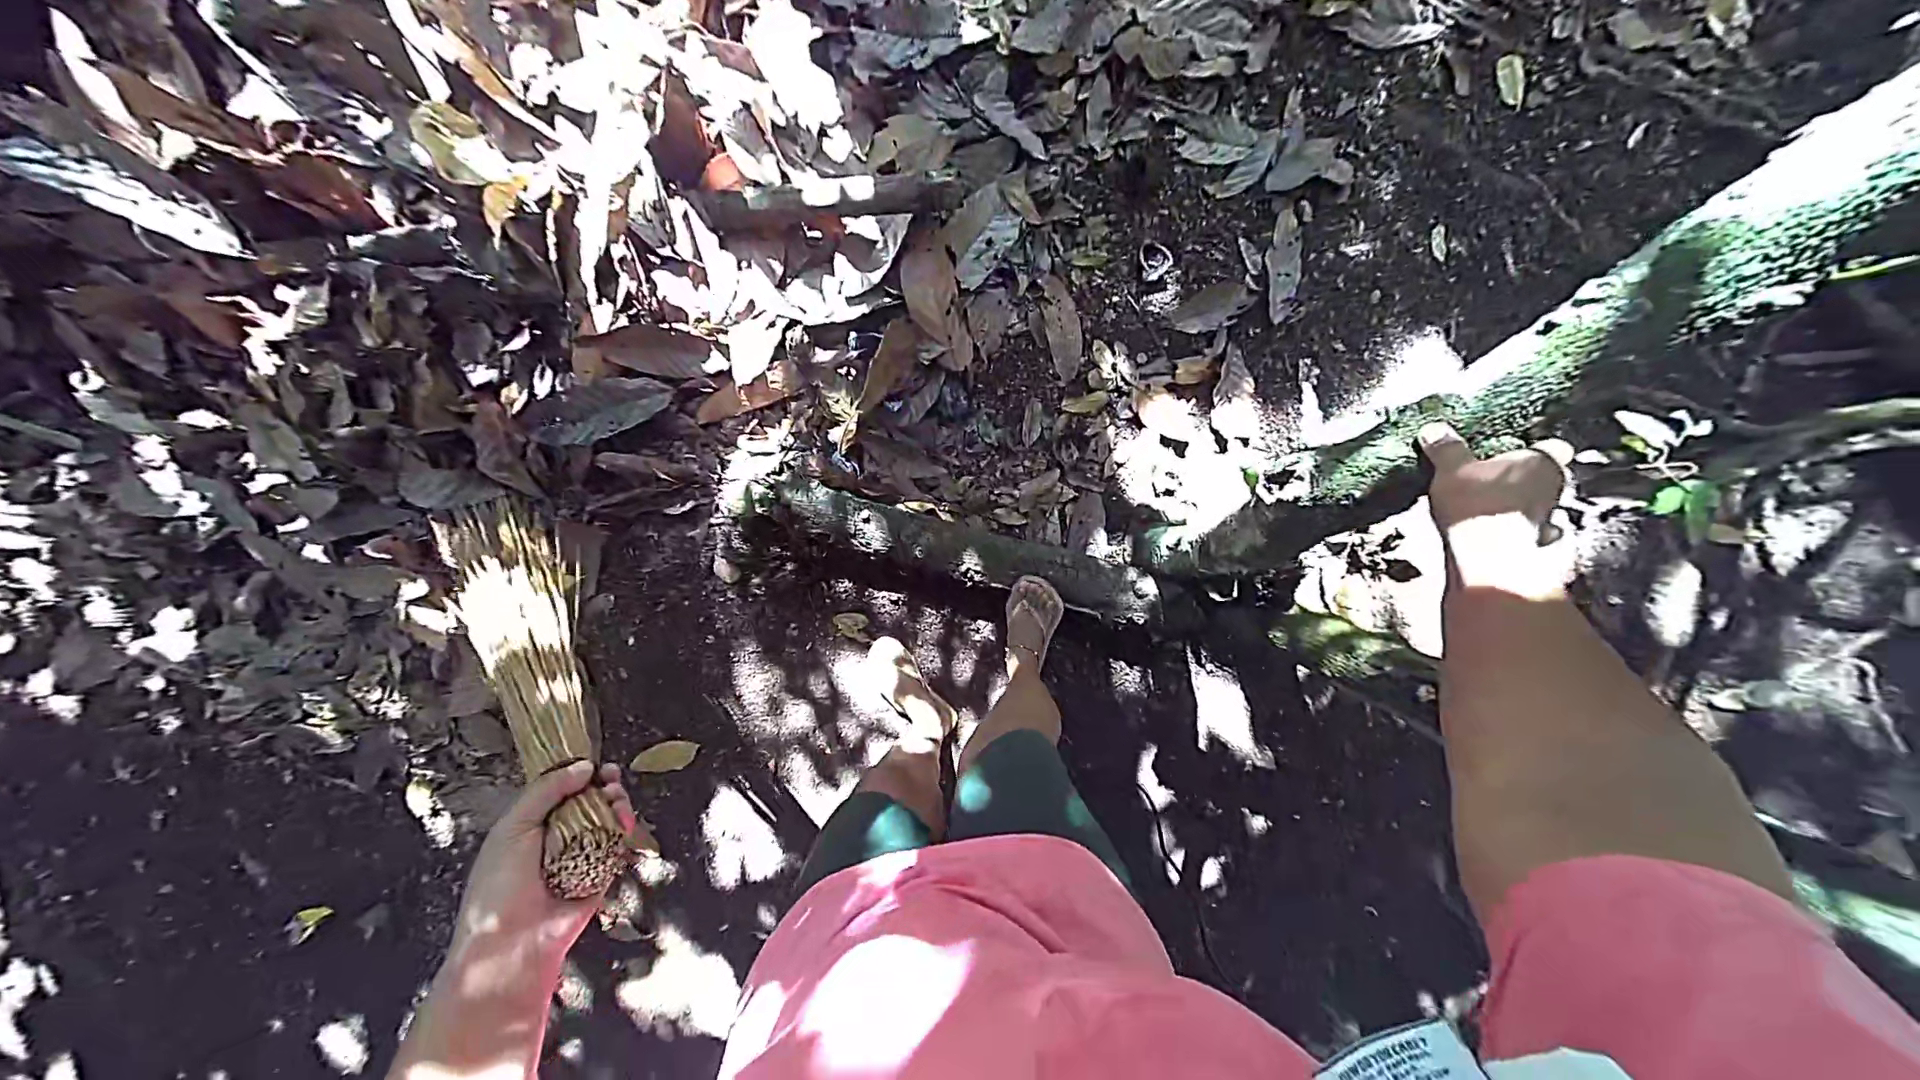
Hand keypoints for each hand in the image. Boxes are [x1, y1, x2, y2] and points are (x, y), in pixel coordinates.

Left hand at [390, 762, 638, 1079]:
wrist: (513, 946)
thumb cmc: (499, 889)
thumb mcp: (512, 829)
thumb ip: (546, 791)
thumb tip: (585, 766)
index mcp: (532, 823)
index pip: (561, 788)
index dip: (579, 773)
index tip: (593, 765)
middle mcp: (559, 834)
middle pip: (590, 798)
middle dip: (604, 784)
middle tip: (611, 778)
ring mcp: (583, 852)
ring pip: (608, 816)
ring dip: (617, 802)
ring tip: (617, 800)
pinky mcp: (603, 869)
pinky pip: (618, 841)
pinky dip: (624, 827)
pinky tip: (623, 822)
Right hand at [1418, 422, 1573, 598]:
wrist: (1490, 559)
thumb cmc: (1476, 505)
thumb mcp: (1450, 470)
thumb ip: (1445, 448)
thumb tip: (1433, 428)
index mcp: (1542, 460)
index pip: (1550, 446)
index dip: (1532, 449)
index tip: (1509, 454)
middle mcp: (1556, 485)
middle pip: (1544, 476)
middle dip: (1522, 479)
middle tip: (1490, 482)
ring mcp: (1553, 516)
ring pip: (1538, 503)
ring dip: (1520, 505)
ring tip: (1487, 510)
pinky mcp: (1542, 542)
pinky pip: (1532, 529)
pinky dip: (1518, 529)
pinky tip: (1495, 533)